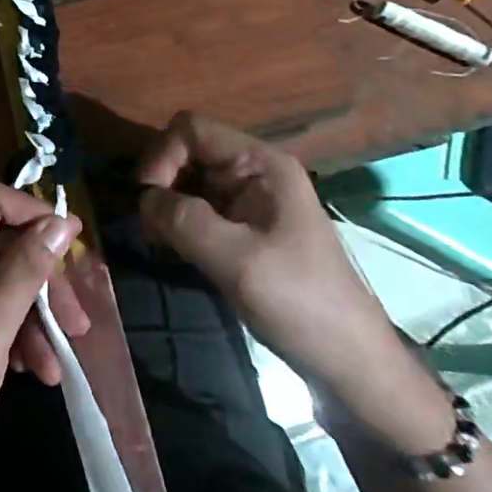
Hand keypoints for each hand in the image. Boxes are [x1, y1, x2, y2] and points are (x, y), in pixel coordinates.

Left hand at [0, 184, 85, 478]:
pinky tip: (33, 368)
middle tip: (77, 320)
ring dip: (34, 316)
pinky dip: (15, 329)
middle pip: (4, 242)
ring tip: (56, 362)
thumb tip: (63, 221)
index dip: (37, 216)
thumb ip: (29, 264)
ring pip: (3, 277)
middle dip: (43, 283)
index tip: (76, 245)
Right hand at [135, 112, 399, 386]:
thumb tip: (143, 199)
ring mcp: (248, 200)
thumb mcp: (238, 260)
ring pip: (187, 181)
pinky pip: (196, 208)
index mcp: (261, 164)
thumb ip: (184, 221)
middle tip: (152, 229)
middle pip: (186, 152)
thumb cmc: (300, 304)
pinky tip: (175, 250)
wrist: (348, 361)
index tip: (149, 201)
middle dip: (161, 183)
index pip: (191, 129)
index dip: (161, 156)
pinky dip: (177, 224)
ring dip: (166, 206)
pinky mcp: (242, 228)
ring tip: (161, 243)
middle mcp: (253, 172)